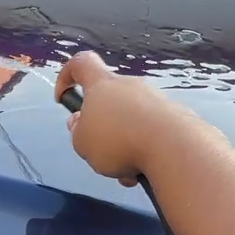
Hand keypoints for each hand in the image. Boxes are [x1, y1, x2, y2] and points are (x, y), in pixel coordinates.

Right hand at [56, 51, 193, 185]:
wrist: (172, 145)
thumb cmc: (117, 141)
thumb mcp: (82, 143)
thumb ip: (77, 131)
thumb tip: (79, 120)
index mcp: (102, 85)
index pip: (81, 63)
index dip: (67, 76)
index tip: (63, 97)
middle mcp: (128, 85)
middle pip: (106, 100)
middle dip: (100, 127)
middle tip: (97, 151)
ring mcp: (152, 98)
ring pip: (127, 121)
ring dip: (121, 145)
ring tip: (123, 171)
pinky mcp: (171, 115)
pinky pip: (146, 131)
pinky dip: (140, 150)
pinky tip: (141, 171)